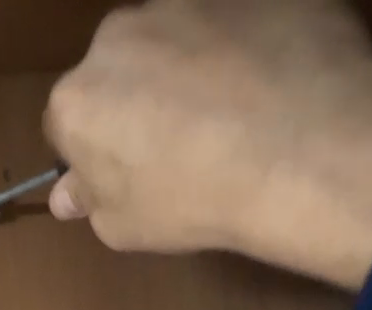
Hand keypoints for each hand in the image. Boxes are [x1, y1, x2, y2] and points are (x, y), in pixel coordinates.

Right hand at [43, 0, 371, 289]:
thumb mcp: (122, 226)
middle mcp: (120, 36)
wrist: (303, 150)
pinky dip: (247, 44)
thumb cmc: (192, 200)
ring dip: (191, 64)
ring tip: (233, 109)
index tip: (124, 170)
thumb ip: (89, 200)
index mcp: (76, 99)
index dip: (95, 148)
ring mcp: (190, 1)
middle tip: (178, 139)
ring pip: (178, 35)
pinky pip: (240, 19)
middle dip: (138, 95)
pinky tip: (273, 84)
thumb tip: (69, 193)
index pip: (68, 122)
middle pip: (120, 66)